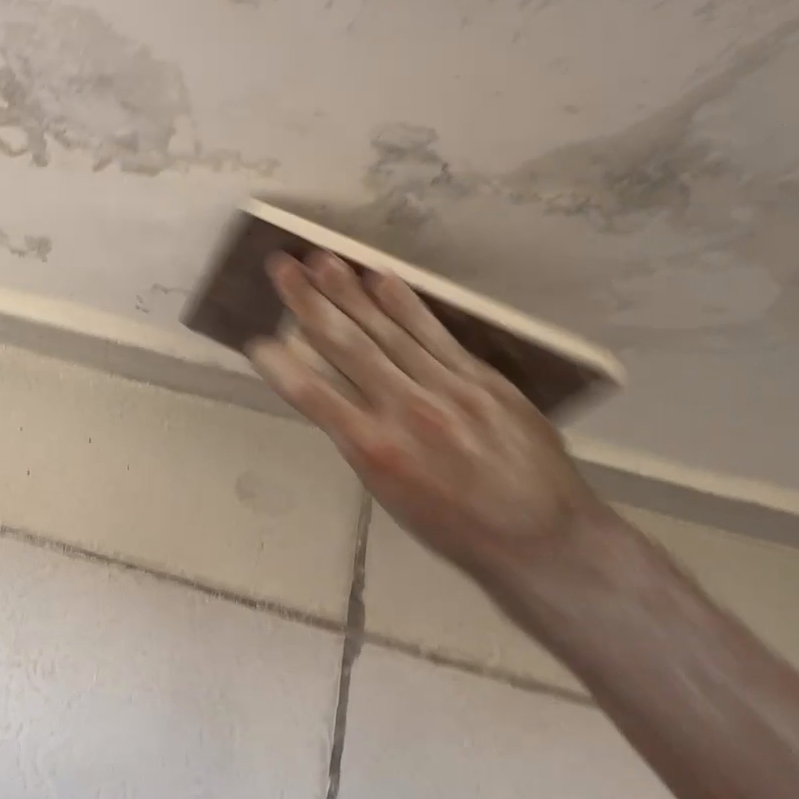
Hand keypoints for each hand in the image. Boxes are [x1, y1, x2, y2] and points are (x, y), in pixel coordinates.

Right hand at [247, 251, 615, 594]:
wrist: (542, 539)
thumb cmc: (453, 527)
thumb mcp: (389, 493)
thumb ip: (362, 439)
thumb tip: (338, 397)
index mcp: (373, 449)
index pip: (313, 395)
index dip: (280, 364)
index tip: (256, 339)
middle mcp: (404, 411)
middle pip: (346, 346)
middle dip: (309, 303)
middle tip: (282, 267)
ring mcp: (446, 389)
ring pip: (387, 331)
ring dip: (350, 292)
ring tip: (321, 260)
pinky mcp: (481, 379)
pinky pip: (435, 334)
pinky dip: (406, 305)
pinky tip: (381, 279)